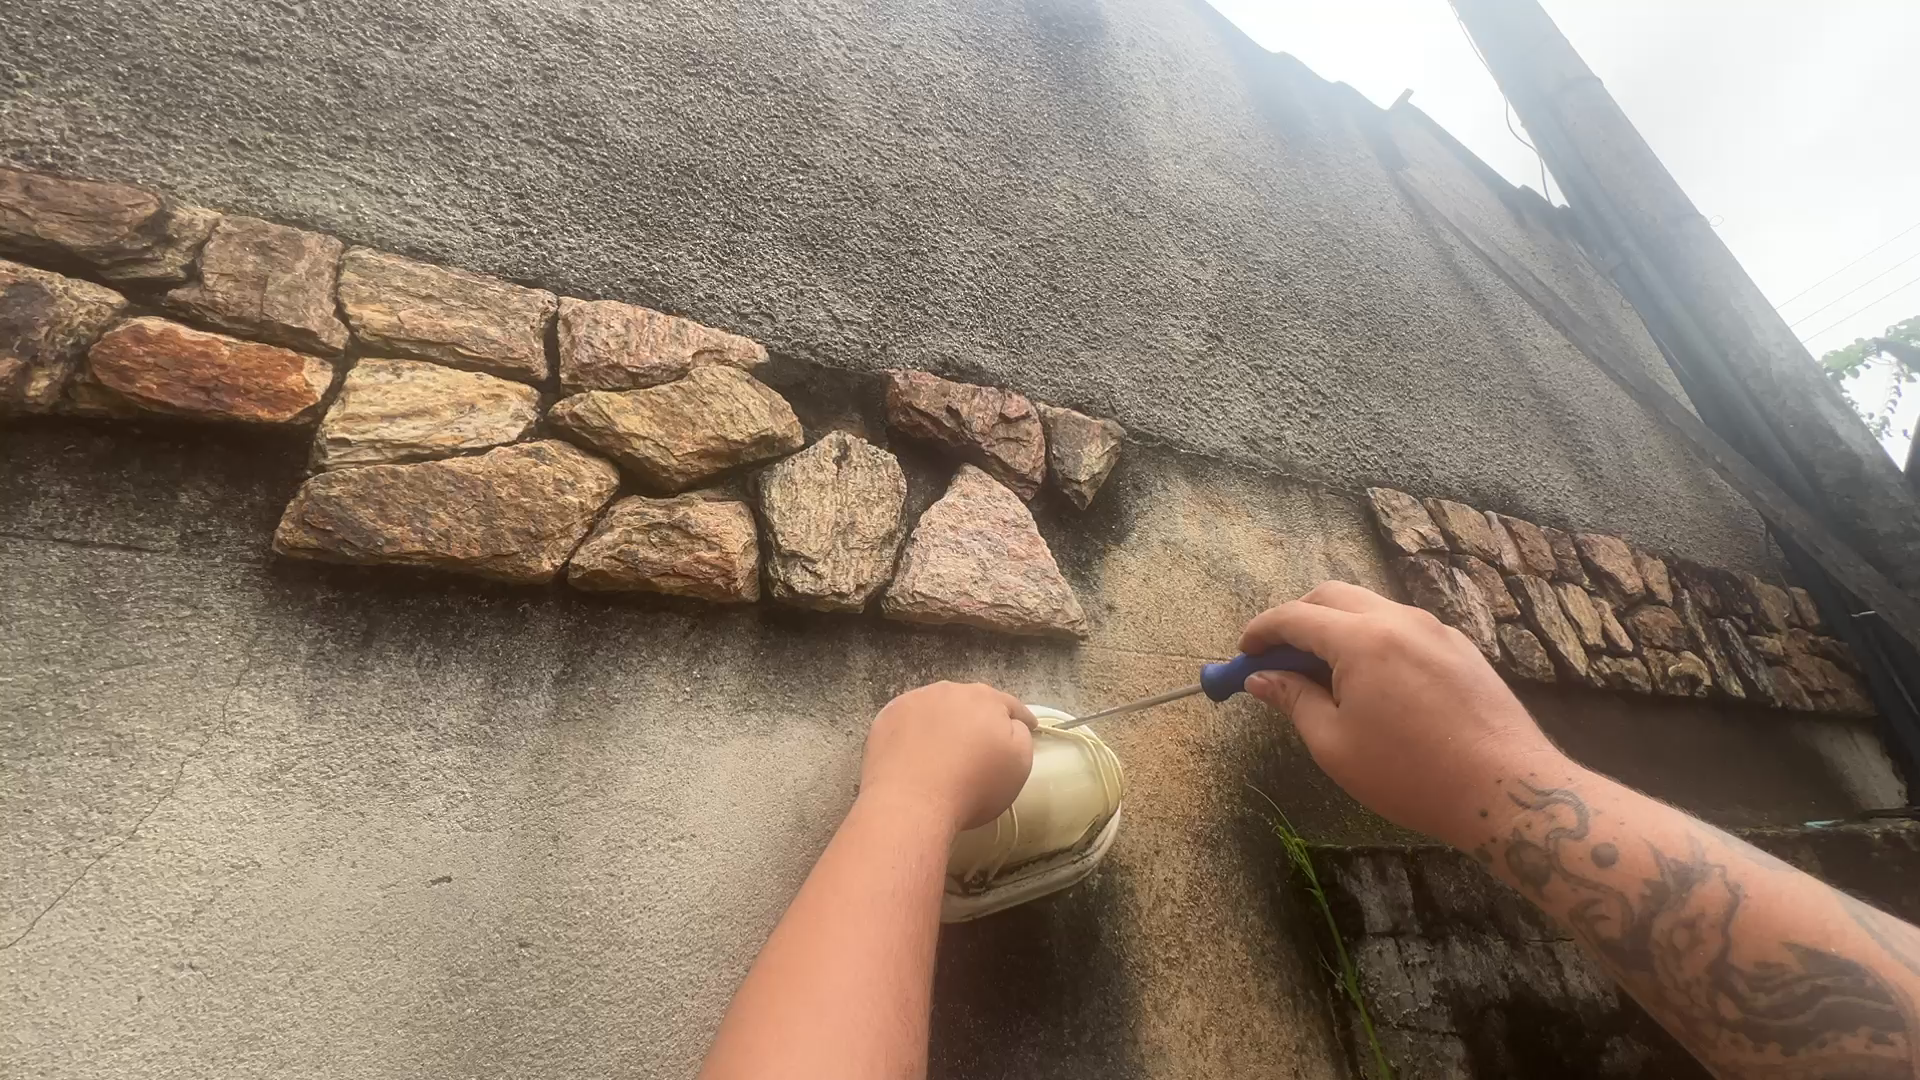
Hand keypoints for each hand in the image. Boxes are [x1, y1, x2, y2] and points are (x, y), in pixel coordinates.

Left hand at [860, 682, 1036, 833]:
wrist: (911, 803)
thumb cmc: (972, 787)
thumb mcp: (1018, 765)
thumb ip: (1021, 735)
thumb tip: (1011, 724)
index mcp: (986, 700)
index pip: (1010, 704)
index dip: (1021, 716)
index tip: (1028, 726)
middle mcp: (951, 691)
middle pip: (971, 700)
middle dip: (980, 716)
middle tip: (981, 740)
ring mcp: (915, 700)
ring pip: (938, 706)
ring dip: (945, 719)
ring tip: (945, 744)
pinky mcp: (888, 715)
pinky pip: (908, 718)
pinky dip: (915, 728)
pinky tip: (914, 749)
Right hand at [1239, 581, 1566, 845]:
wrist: (1513, 794)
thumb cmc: (1411, 774)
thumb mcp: (1333, 744)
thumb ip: (1292, 700)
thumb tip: (1260, 679)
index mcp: (1362, 640)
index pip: (1294, 617)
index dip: (1260, 632)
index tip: (1243, 654)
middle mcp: (1398, 620)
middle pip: (1330, 596)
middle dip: (1295, 618)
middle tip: (1278, 656)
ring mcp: (1435, 629)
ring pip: (1367, 605)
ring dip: (1333, 625)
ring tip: (1322, 669)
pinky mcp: (1460, 647)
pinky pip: (1400, 624)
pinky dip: (1369, 635)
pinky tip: (1370, 678)